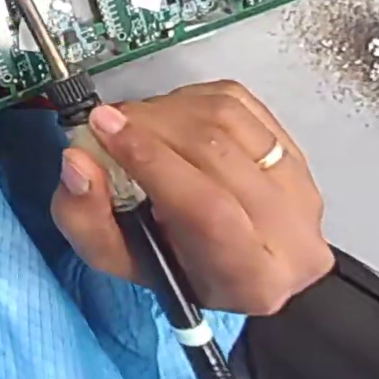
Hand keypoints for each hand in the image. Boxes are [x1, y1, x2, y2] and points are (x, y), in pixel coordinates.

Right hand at [51, 81, 333, 315]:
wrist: (213, 252)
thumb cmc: (160, 257)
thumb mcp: (106, 252)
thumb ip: (82, 213)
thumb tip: (78, 160)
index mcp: (248, 277)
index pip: (208, 209)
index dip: (151, 160)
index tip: (103, 126)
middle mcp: (292, 236)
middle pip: (215, 154)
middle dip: (147, 126)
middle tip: (105, 123)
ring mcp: (300, 187)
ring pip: (223, 118)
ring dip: (163, 110)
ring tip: (133, 125)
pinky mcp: (291, 146)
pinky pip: (233, 101)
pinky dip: (186, 100)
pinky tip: (168, 121)